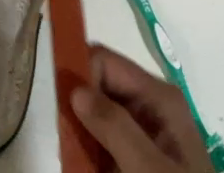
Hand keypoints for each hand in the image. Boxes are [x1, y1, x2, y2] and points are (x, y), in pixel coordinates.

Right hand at [72, 46, 215, 172]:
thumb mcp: (148, 168)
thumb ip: (114, 127)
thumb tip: (76, 90)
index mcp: (158, 97)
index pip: (104, 61)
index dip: (81, 78)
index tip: (65, 110)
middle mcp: (149, 104)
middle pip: (97, 85)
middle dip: (78, 108)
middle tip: (70, 141)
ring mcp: (142, 128)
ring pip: (94, 112)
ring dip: (80, 132)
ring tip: (78, 159)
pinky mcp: (135, 150)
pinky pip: (101, 136)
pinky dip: (88, 149)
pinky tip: (87, 166)